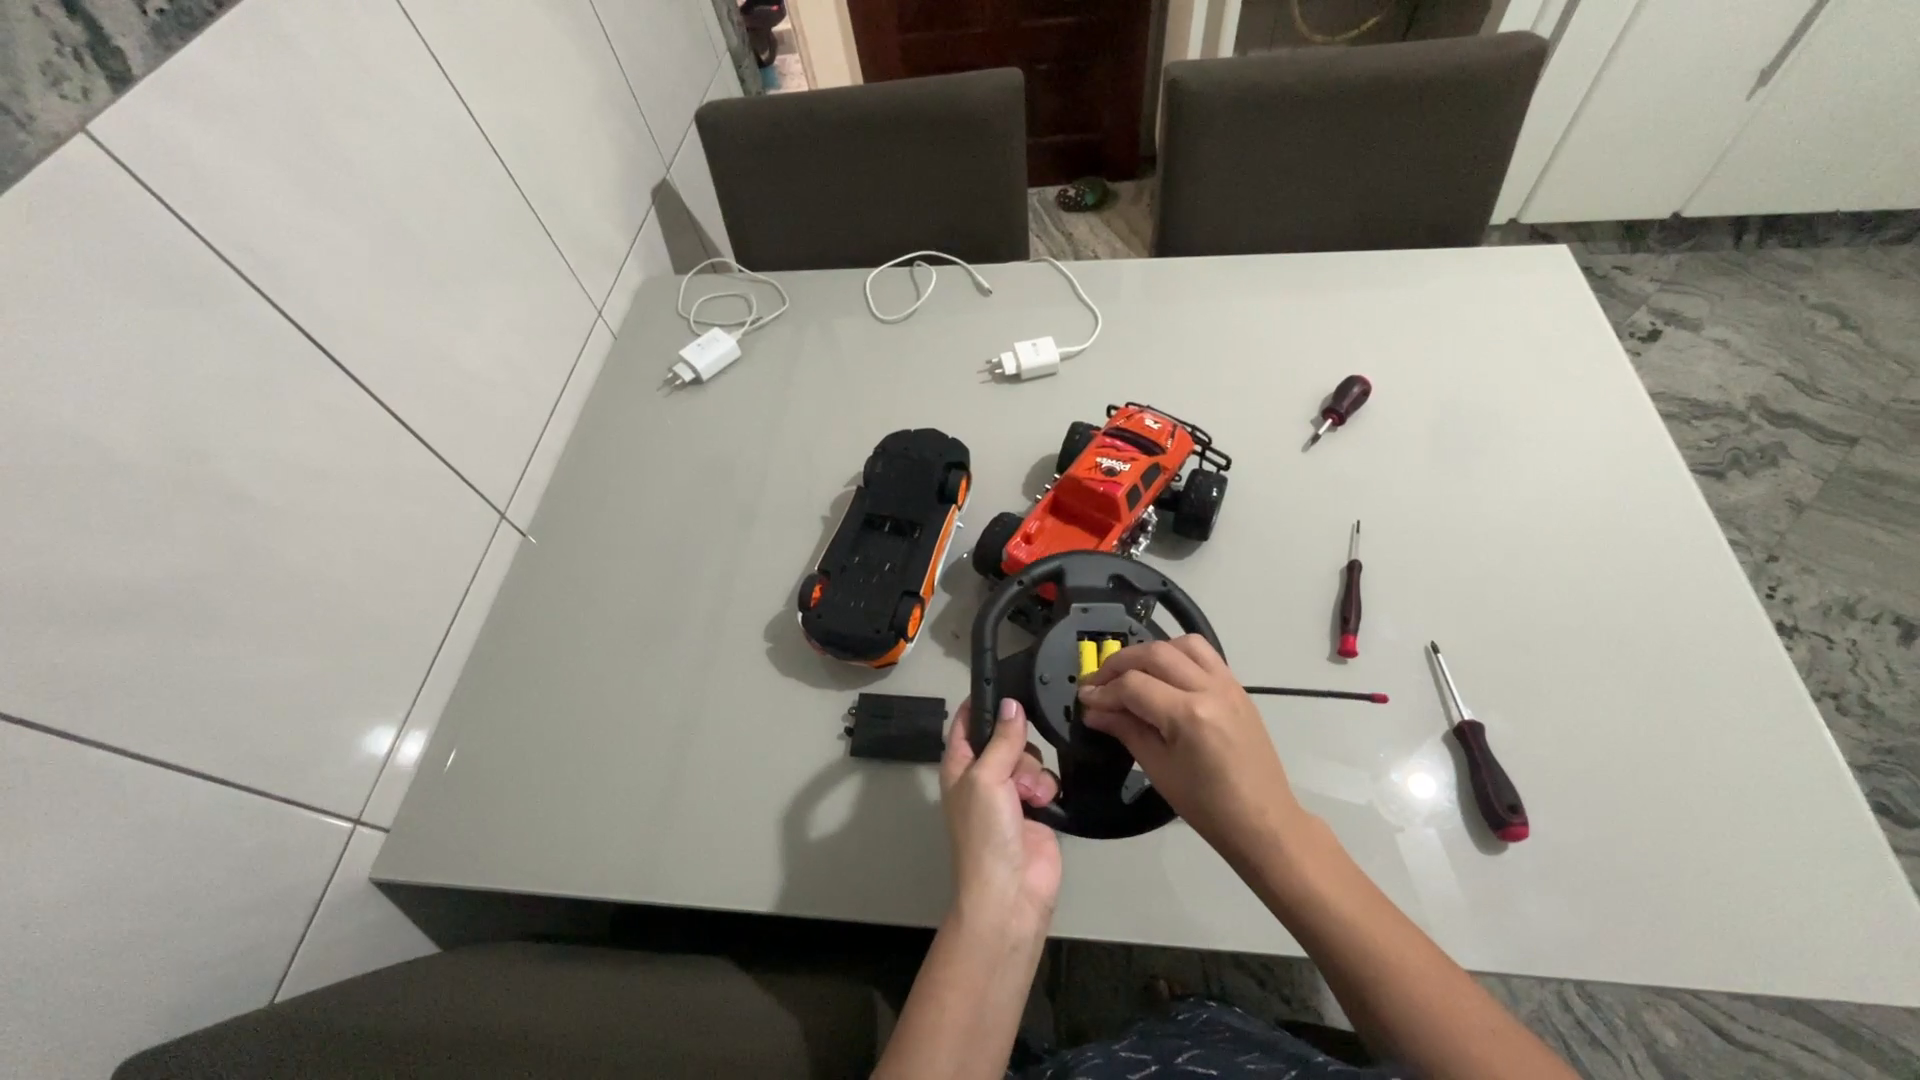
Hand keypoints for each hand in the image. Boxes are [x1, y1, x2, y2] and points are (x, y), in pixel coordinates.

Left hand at [941, 698, 1061, 935]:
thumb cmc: (985, 834)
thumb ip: (1002, 739)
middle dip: (1018, 744)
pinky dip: (1048, 788)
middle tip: (1017, 766)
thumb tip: (1011, 704)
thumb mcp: (986, 778)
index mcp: (959, 766)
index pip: (966, 722)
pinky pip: (1047, 780)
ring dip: (1034, 772)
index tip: (1003, 682)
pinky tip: (1044, 804)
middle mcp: (983, 776)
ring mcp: (1010, 794)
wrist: (1011, 893)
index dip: (981, 703)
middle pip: (1006, 737)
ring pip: (1030, 758)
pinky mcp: (1036, 809)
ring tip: (1030, 796)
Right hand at [1076, 636, 1309, 862]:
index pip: (1133, 685)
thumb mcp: (1158, 769)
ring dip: (1150, 652)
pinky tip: (1164, 675)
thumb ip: (1125, 730)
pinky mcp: (1238, 688)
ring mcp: (1228, 685)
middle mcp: (1210, 689)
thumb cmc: (1206, 805)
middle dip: (1119, 663)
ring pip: (1182, 644)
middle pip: (1154, 654)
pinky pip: (1205, 655)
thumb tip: (1093, 710)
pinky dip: (1178, 654)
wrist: (1262, 821)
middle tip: (1099, 682)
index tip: (1084, 700)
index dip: (1103, 690)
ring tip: (1132, 673)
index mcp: (1189, 715)